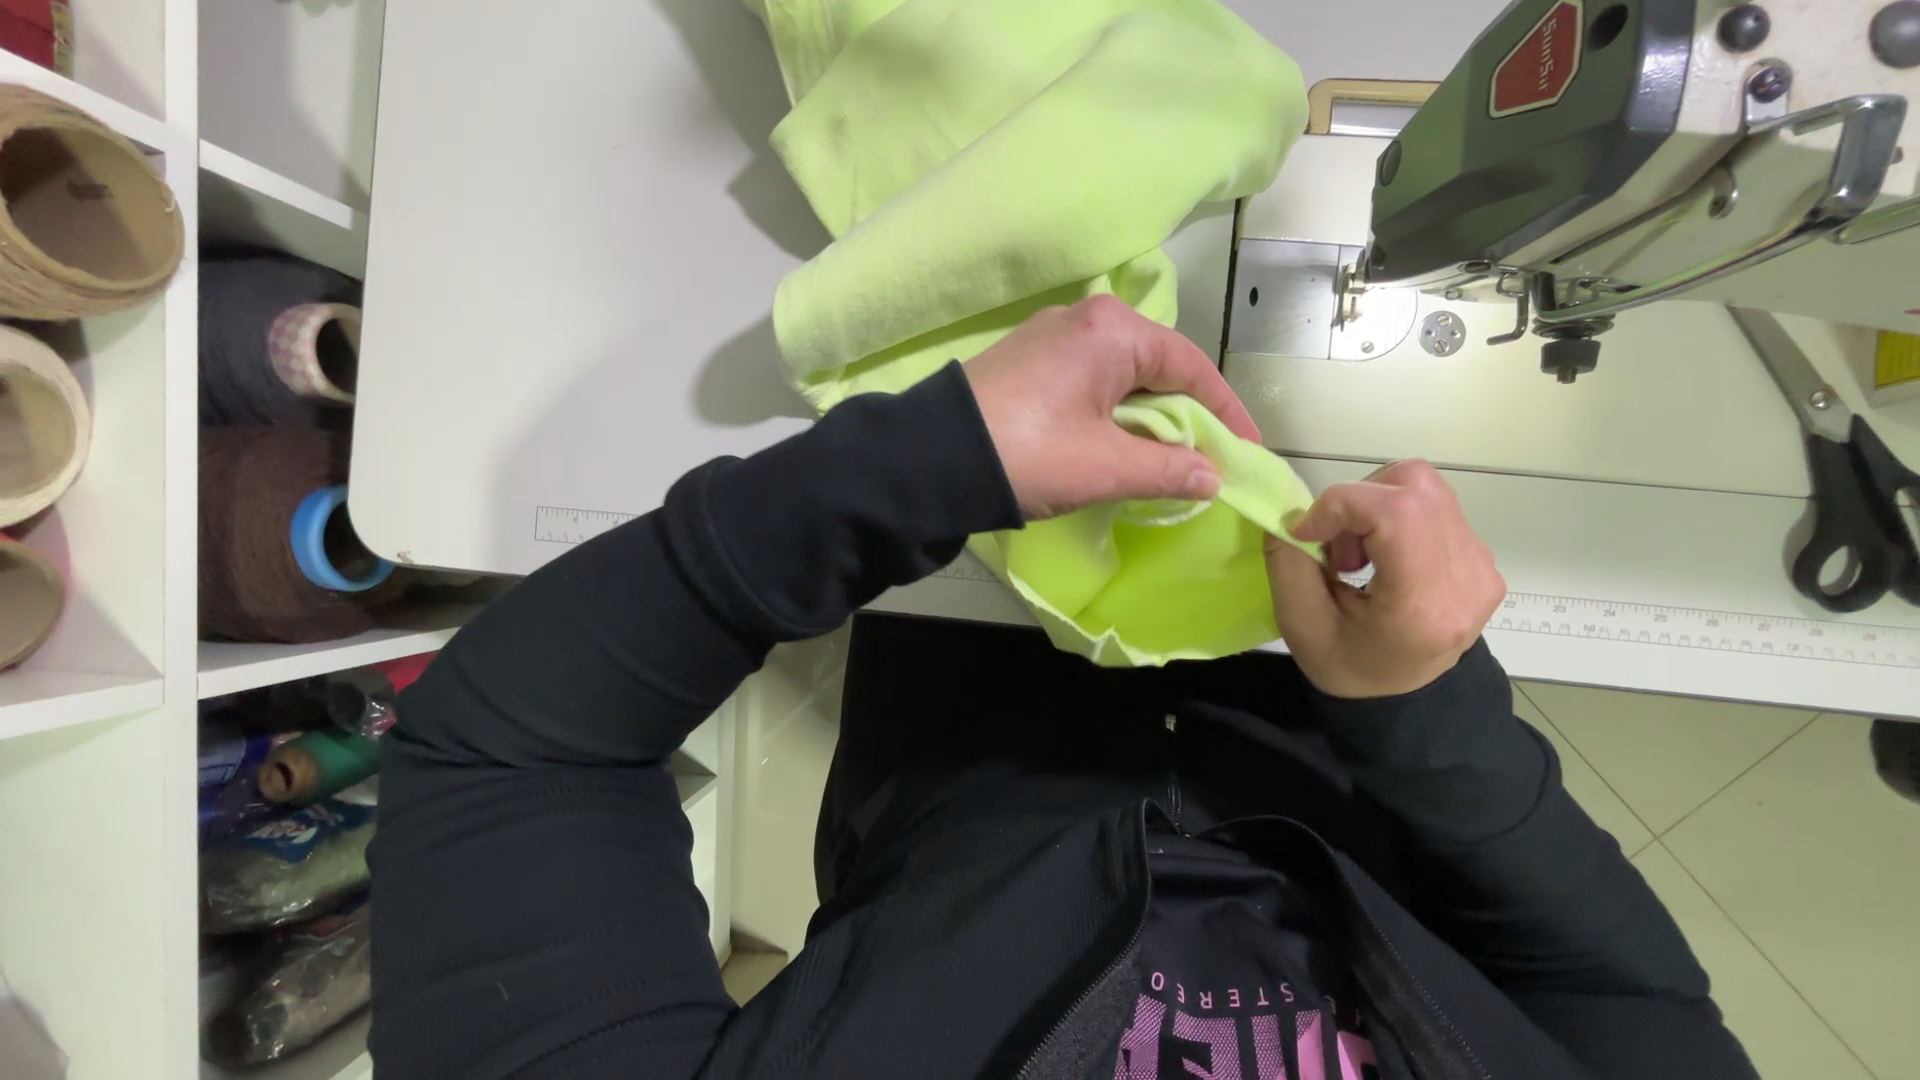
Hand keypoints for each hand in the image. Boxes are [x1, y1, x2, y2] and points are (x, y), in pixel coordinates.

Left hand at [964, 296, 1260, 520]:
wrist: (929, 460)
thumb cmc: (1028, 455)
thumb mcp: (1106, 468)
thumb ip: (1169, 469)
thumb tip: (1212, 477)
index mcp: (1112, 331)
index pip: (1191, 366)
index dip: (1225, 412)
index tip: (1247, 450)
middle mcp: (1084, 319)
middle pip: (1157, 366)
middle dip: (1185, 414)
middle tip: (1206, 458)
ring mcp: (1051, 336)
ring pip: (1122, 375)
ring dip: (1146, 416)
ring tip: (1165, 459)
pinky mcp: (1026, 360)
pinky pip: (1089, 380)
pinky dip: (1111, 412)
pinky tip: (1115, 442)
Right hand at [1265, 460, 1504, 698]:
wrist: (1398, 698)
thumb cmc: (1344, 665)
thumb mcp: (1298, 621)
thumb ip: (1287, 560)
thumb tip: (1291, 512)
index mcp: (1424, 603)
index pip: (1395, 510)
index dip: (1339, 504)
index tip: (1304, 533)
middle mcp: (1468, 577)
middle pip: (1412, 486)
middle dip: (1355, 501)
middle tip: (1332, 545)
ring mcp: (1482, 565)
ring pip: (1422, 487)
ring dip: (1374, 506)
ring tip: (1356, 553)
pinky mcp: (1482, 558)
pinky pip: (1433, 505)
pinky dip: (1393, 516)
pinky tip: (1379, 556)